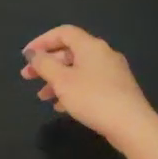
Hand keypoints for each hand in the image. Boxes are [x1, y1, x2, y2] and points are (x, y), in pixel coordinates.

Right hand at [21, 25, 157, 150]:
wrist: (131, 125)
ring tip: (42, 97)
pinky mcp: (117, 90)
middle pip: (70, 52)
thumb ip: (44, 64)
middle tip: (28, 77)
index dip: (42, 41)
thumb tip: (33, 53)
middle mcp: (103, 54)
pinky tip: (62, 107)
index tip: (26, 56)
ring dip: (57, 80)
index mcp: (90, 46)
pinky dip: (73, 90)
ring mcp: (112, 72)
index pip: (63, 33)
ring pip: (78, 70)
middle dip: (47, 64)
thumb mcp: (62, 80)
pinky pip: (89, 83)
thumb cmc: (93, 98)